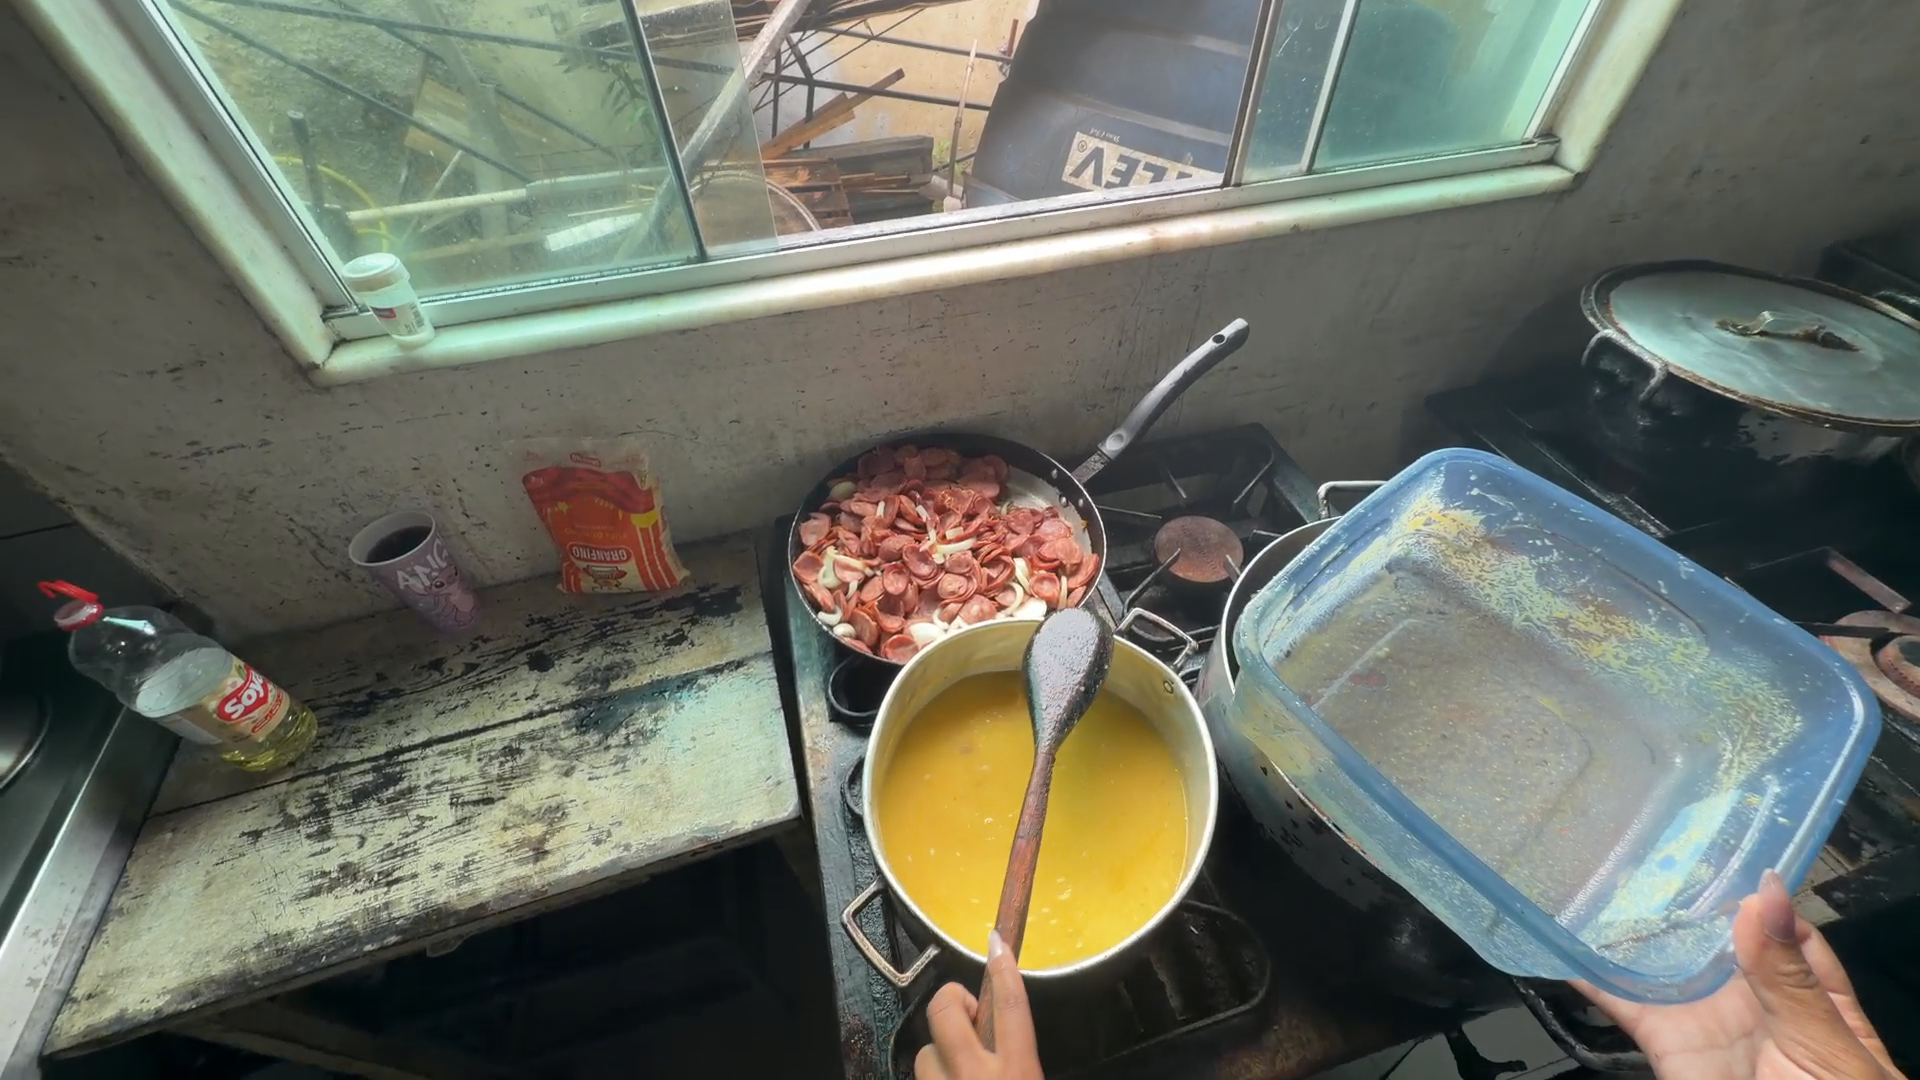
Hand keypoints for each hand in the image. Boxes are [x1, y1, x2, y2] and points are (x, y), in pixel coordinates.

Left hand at [915, 931, 1044, 1079]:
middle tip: (968, 1017)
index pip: (1009, 1005)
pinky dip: (933, 1077)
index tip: (997, 942)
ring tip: (955, 1068)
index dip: (1002, 969)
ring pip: (925, 1050)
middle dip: (952, 1000)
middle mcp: (974, 1076)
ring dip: (939, 1053)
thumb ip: (1020, 1060)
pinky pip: (919, 1077)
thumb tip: (1004, 1036)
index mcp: (1016, 1073)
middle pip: (946, 1009)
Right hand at [1576, 870, 1902, 1079]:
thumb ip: (1790, 979)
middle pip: (1706, 932)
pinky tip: (1551, 935)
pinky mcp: (1657, 1033)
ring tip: (1582, 875)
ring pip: (1654, 955)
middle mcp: (1748, 995)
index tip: (1712, 846)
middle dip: (1672, 892)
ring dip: (1620, 922)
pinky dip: (1578, 966)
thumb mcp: (1829, 1052)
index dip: (1751, 888)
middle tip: (1630, 844)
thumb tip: (1764, 894)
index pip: (1780, 927)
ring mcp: (1698, 1012)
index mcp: (1808, 995)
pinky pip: (1613, 994)